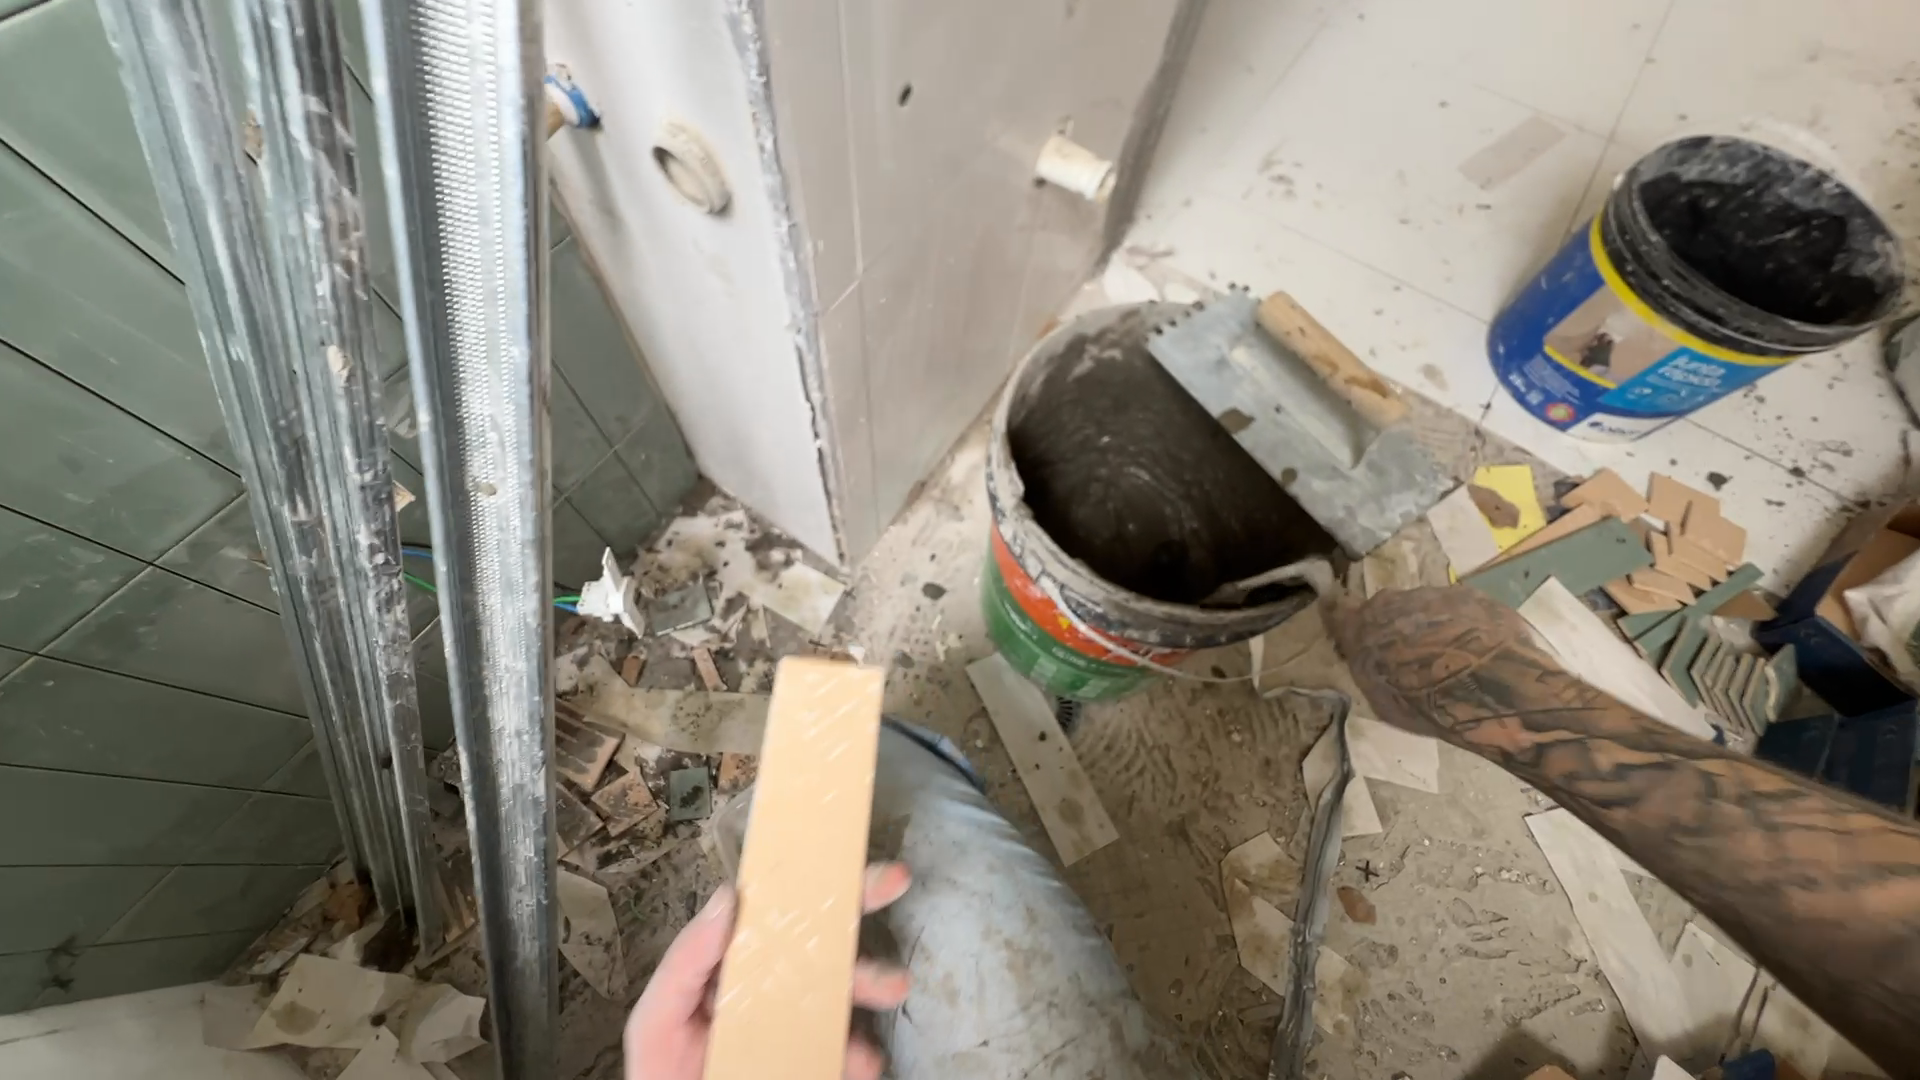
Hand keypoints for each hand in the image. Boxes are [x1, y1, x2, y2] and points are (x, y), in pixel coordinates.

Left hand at [624, 862, 914, 1079]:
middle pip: (820, 935)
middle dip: (858, 905)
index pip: (777, 912)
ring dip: (874, 977)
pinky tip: (864, 1057)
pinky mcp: (814, 1060)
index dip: (810, 881)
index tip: (842, 857)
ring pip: (843, 987)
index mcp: (739, 961)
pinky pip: (845, 1049)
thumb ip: (686, 961)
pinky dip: (861, 1052)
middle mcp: (775, 981)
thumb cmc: (662, 1074)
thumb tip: (729, 893)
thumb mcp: (658, 1020)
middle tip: (894, 880)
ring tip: (893, 984)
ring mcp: (798, 1021)